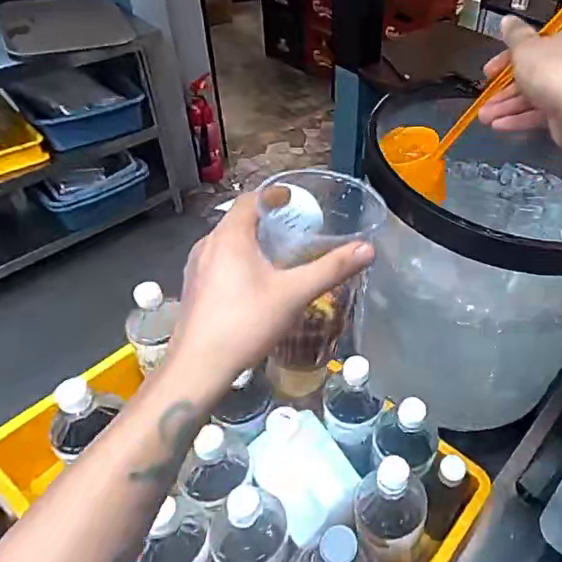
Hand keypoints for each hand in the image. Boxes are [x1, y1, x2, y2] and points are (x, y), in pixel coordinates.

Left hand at [166, 192, 373, 390]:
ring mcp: (196, 268)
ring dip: (252, 240)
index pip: (250, 199)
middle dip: (266, 219)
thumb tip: (367, 249)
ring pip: (227, 242)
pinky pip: (219, 261)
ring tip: (279, 253)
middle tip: (294, 226)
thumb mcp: (295, 294)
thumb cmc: (246, 323)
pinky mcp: (193, 289)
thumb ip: (331, 269)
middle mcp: (207, 245)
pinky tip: (256, 281)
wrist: (199, 366)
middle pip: (238, 220)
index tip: (294, 198)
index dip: (274, 194)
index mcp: (230, 237)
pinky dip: (240, 260)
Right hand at [475, 16, 561, 144]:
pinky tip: (498, 124)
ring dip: (506, 105)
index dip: (513, 48)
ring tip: (485, 115)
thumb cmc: (553, 71)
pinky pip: (538, 113)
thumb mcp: (525, 47)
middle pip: (532, 70)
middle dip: (504, 84)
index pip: (538, 37)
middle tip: (486, 90)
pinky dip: (518, 118)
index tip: (496, 58)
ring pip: (532, 94)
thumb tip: (508, 20)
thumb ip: (513, 34)